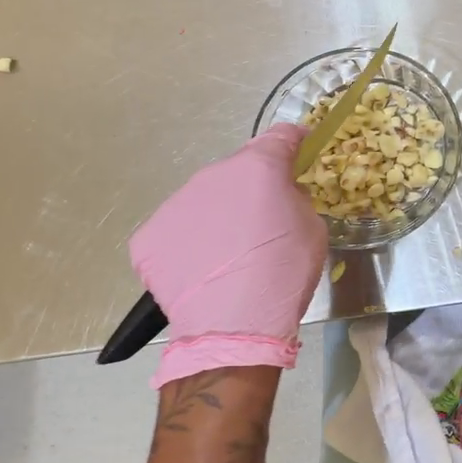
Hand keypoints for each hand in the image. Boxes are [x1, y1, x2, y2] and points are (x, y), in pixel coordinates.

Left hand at [129, 124, 327, 387]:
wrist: (233, 326)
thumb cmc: (285, 272)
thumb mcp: (312, 227)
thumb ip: (294, 198)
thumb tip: (279, 194)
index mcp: (257, 167)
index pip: (280, 136)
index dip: (292, 143)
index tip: (299, 153)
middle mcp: (212, 176)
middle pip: (238, 169)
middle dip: (253, 185)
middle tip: (265, 218)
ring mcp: (175, 204)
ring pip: (206, 198)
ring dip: (220, 213)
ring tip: (231, 250)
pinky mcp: (149, 237)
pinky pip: (179, 228)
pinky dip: (192, 240)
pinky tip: (204, 267)